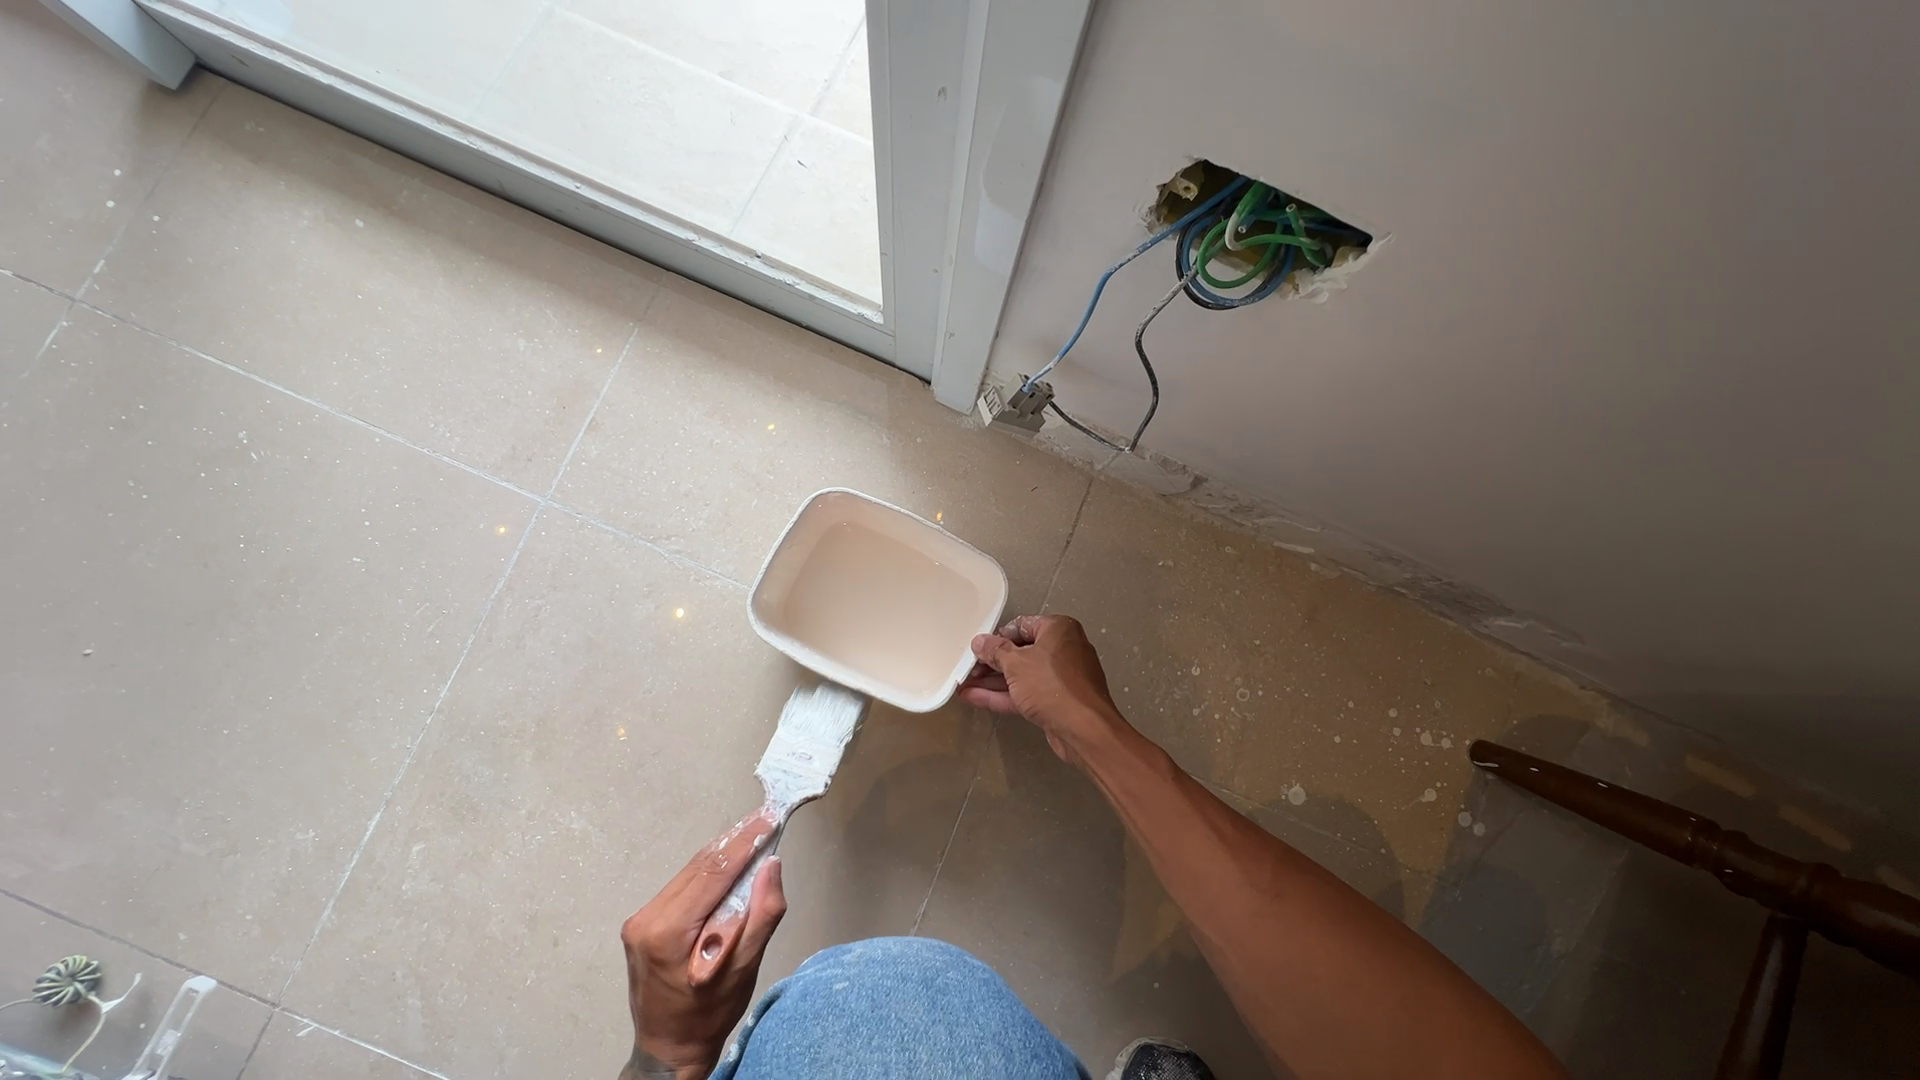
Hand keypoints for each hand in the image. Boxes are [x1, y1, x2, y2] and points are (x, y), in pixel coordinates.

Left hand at [620, 811, 786, 1079]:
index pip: (712, 872)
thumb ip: (760, 916)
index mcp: (666, 931)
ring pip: (691, 871)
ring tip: (755, 832)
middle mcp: (646, 919)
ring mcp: (641, 919)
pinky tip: (732, 863)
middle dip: (736, 841)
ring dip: (724, 853)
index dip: (744, 842)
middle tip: (766, 818)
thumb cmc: (709, 1015)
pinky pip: (684, 885)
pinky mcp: (645, 922)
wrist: (668, 1049)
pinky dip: (711, 871)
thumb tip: (771, 864)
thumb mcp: (743, 970)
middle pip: (700, 866)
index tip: (769, 818)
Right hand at [959, 614, 1126, 767]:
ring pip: (1021, 675)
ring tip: (963, 684)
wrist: (1084, 729)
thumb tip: (980, 642)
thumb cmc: (1051, 685)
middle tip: (967, 669)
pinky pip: (1026, 693)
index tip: (978, 649)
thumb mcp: (1016, 664)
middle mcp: (1063, 649)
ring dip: (993, 681)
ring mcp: (1060, 677)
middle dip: (992, 663)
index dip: (997, 637)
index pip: (1021, 625)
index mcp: (1058, 629)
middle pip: (1020, 652)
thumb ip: (995, 652)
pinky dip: (1003, 695)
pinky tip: (975, 698)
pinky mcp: (1056, 701)